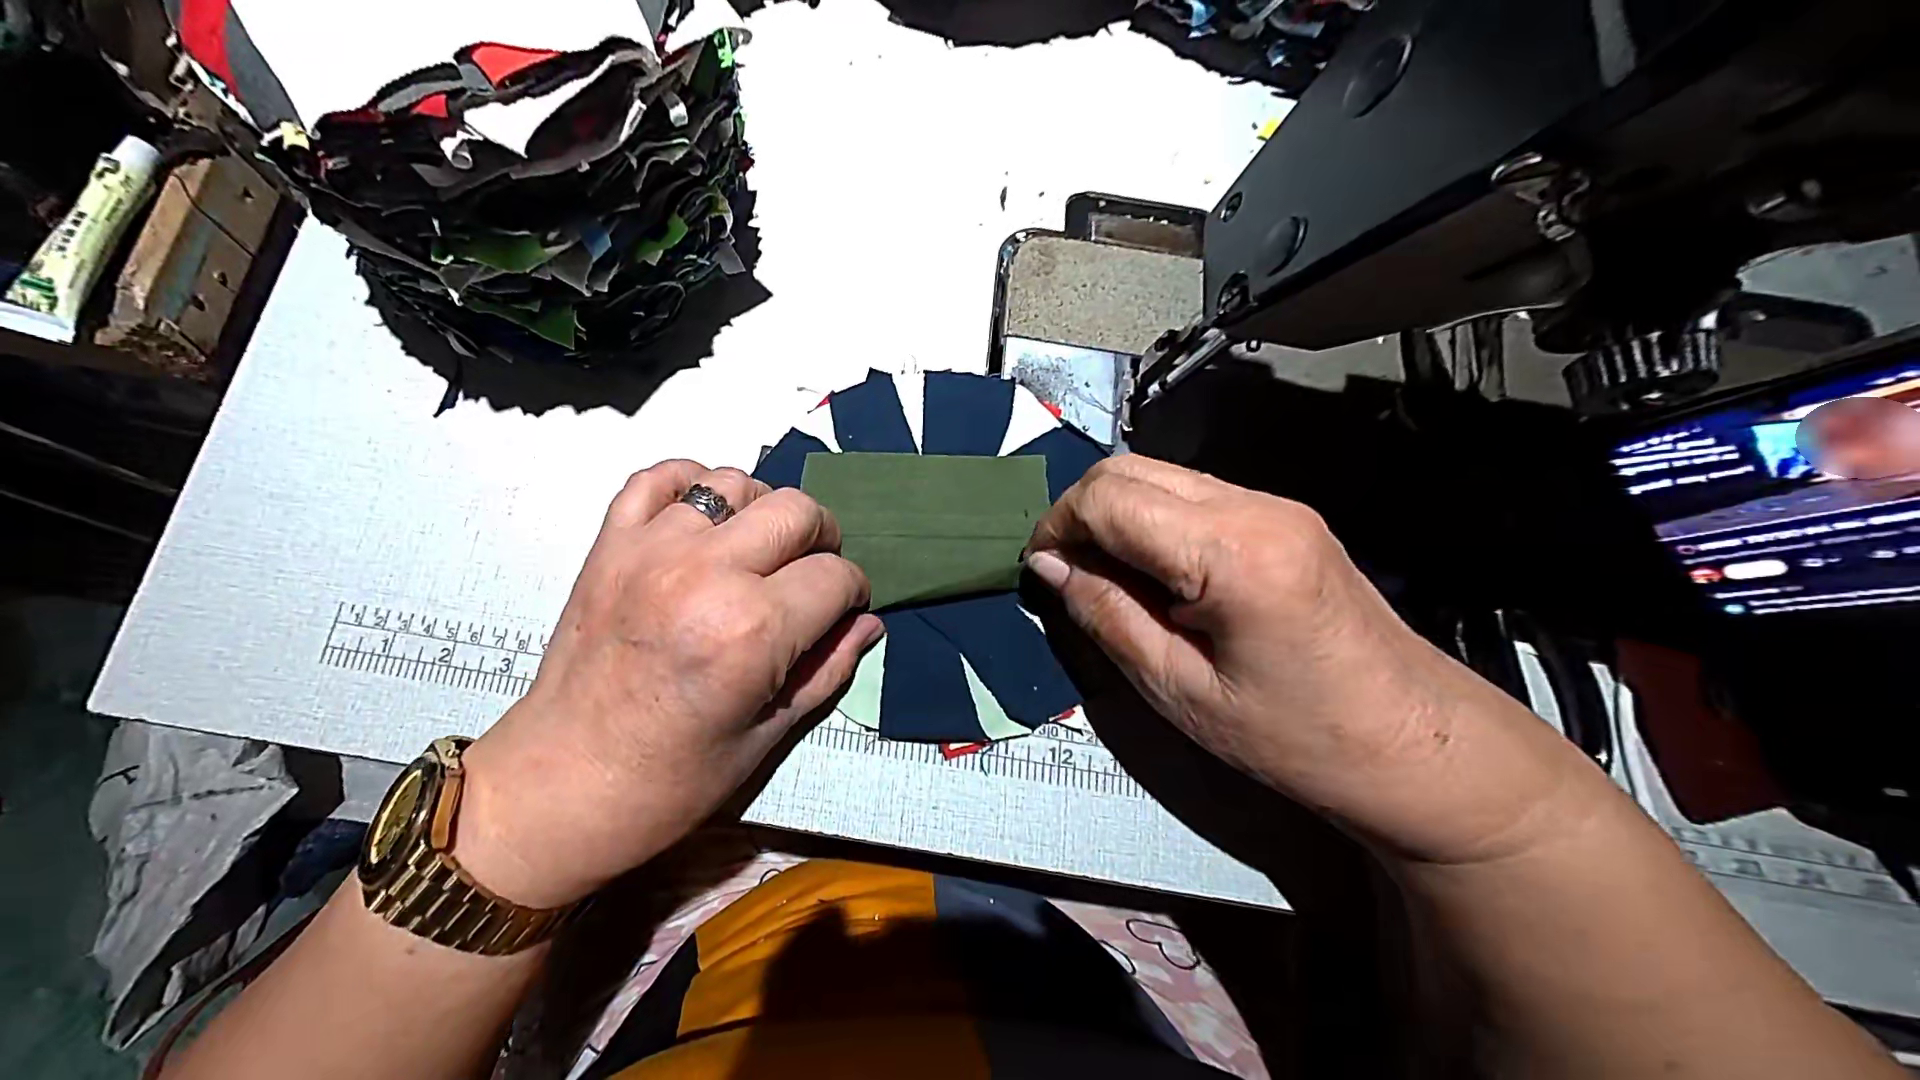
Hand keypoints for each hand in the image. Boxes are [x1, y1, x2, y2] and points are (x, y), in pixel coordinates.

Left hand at [451, 461, 883, 907]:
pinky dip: (690, 485)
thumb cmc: (675, 778)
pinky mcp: (609, 545)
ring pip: (733, 483)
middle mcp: (707, 574)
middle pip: (796, 511)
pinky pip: (658, 479)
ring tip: (758, 550)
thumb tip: (867, 623)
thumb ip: (829, 668)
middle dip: (823, 537)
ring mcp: (651, 552)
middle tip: (813, 571)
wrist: (563, 784)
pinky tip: (705, 520)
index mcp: (753, 630)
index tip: (845, 607)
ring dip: (761, 512)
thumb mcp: (770, 735)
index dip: (853, 591)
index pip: (836, 576)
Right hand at [1024, 456, 1605, 865]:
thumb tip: (1051, 566)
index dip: (1059, 525)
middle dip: (1080, 512)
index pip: (1111, 498)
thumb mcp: (1179, 690)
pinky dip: (1150, 522)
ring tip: (1105, 579)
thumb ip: (1106, 615)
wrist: (1416, 745)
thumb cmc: (1297, 737)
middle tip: (1065, 572)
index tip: (1041, 568)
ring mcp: (1274, 506)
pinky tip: (1151, 575)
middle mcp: (1255, 506)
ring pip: (1159, 476)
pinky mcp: (1282, 518)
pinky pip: (1191, 497)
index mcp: (1232, 551)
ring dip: (1115, 516)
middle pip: (1131, 470)